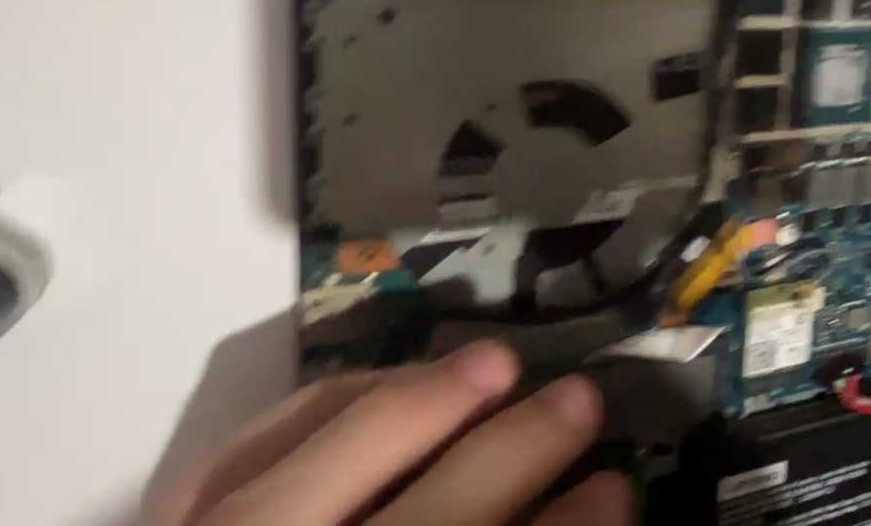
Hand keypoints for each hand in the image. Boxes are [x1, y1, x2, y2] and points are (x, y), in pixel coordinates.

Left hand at [149, 341, 627, 525]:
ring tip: (499, 360)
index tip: (620, 489)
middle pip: (433, 516)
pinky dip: (335, 396)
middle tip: (585, 400)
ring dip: (428, 400)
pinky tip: (393, 378)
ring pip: (334, 457)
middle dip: (520, 449)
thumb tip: (586, 515)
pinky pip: (251, 443)